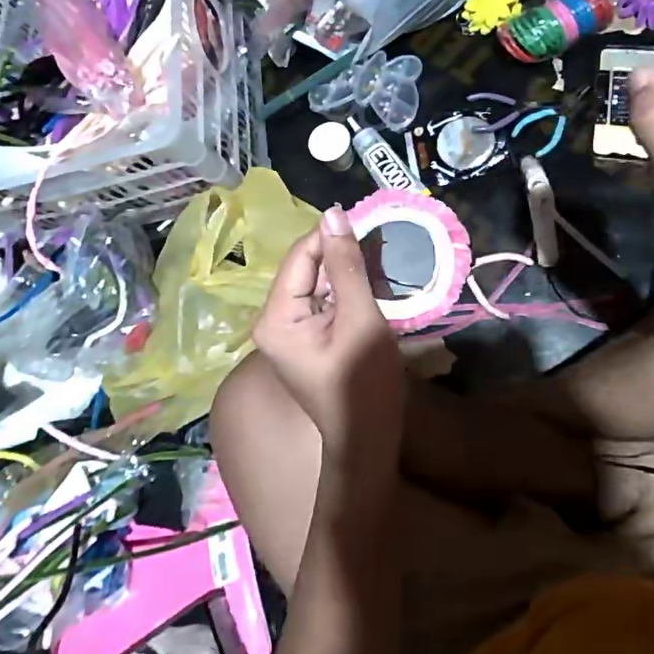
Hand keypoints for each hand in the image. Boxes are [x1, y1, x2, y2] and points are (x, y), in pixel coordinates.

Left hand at [253, 205, 404, 466]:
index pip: (301, 255)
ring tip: (381, 263)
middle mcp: (272, 320)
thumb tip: (334, 213)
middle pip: (307, 268)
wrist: (367, 440)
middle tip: (381, 244)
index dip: (334, 235)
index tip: (372, 222)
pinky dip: (347, 291)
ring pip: (317, 282)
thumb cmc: (364, 383)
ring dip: (348, 271)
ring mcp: (287, 331)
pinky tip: (372, 287)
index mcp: (276, 316)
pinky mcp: (305, 338)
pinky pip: (323, 300)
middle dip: (342, 254)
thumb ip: (347, 266)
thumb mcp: (361, 319)